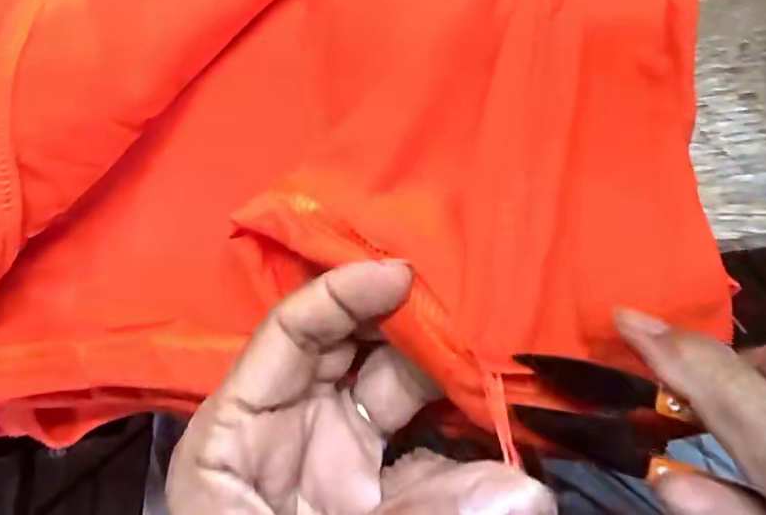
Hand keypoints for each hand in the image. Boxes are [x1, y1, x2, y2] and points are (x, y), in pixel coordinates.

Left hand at [168, 259, 553, 514]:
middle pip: (349, 349)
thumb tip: (528, 492)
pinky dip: (463, 462)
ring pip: (393, 398)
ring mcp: (332, 465)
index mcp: (237, 428)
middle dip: (405, 324)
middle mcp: (287, 429)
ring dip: (444, 382)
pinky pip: (421, 465)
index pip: (292, 328)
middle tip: (463, 302)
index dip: (344, 292)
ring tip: (495, 358)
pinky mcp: (370, 502)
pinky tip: (508, 462)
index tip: (404, 274)